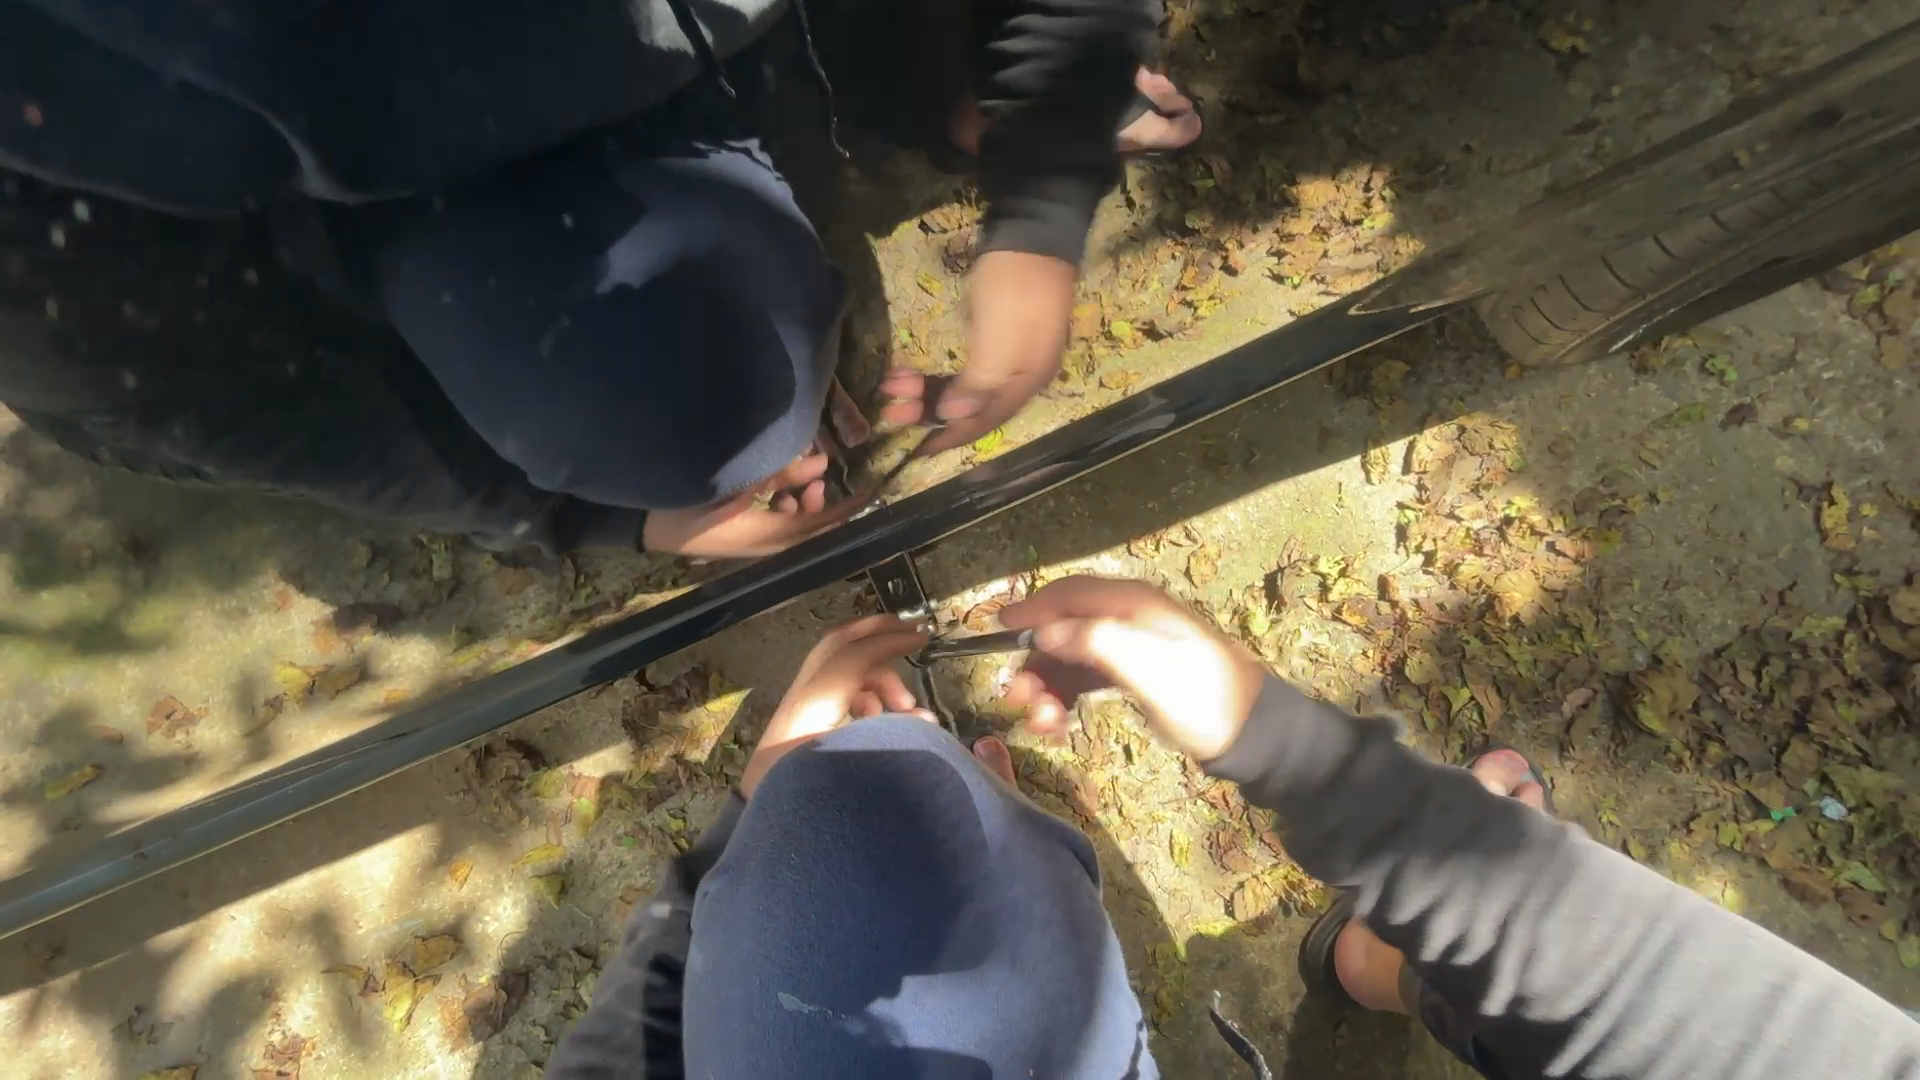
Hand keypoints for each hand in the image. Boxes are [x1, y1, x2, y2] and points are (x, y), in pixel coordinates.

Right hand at [641, 451, 859, 557]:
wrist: (644, 523)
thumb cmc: (685, 503)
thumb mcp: (734, 485)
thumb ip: (780, 475)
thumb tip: (823, 463)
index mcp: (770, 539)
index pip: (822, 525)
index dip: (848, 509)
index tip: (872, 492)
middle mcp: (770, 548)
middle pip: (815, 530)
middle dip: (826, 504)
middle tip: (822, 476)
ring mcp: (758, 546)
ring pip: (799, 526)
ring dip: (806, 504)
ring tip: (805, 480)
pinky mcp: (747, 538)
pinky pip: (781, 526)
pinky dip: (788, 507)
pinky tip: (781, 492)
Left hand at [739, 615, 931, 796]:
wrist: (767, 845)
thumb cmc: (811, 809)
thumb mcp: (858, 772)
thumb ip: (894, 740)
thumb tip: (924, 722)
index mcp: (810, 709)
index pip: (852, 659)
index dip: (890, 643)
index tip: (923, 638)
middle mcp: (798, 701)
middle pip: (835, 646)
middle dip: (874, 633)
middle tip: (909, 631)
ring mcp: (795, 712)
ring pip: (838, 668)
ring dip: (874, 675)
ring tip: (903, 706)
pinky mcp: (798, 726)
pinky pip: (835, 691)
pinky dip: (863, 693)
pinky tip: (881, 719)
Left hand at [878, 251, 1074, 454]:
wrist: (1033, 229)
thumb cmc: (1015, 287)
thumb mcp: (999, 339)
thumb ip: (978, 384)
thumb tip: (952, 418)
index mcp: (1026, 383)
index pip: (983, 423)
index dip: (948, 438)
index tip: (912, 450)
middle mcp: (1019, 376)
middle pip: (971, 408)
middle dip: (929, 412)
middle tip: (892, 408)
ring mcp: (1009, 354)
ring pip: (962, 387)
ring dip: (927, 391)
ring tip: (894, 384)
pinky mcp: (997, 334)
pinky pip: (962, 367)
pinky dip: (936, 372)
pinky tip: (912, 368)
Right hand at [997, 576, 1264, 759]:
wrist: (1252, 735)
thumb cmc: (1203, 699)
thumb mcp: (1152, 671)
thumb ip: (1098, 643)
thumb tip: (1044, 632)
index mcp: (1133, 604)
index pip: (1069, 594)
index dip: (1031, 610)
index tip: (997, 629)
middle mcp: (1126, 617)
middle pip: (1063, 628)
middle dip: (1036, 661)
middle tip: (1018, 698)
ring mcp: (1127, 645)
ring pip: (1069, 656)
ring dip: (1047, 685)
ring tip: (1042, 723)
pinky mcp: (1129, 672)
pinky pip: (1083, 677)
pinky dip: (1065, 696)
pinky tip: (1058, 722)